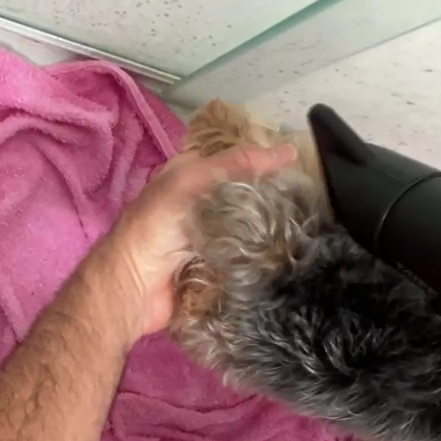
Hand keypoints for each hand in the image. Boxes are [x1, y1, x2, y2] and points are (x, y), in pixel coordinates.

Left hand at [84, 142, 295, 339]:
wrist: (132, 289)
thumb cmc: (153, 229)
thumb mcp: (189, 183)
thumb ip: (233, 165)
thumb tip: (290, 152)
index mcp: (188, 180)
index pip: (233, 164)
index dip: (262, 163)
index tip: (299, 168)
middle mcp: (198, 209)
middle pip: (243, 200)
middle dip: (271, 202)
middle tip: (308, 204)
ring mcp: (205, 243)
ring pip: (246, 232)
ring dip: (269, 234)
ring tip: (306, 231)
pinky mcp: (212, 273)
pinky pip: (242, 264)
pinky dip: (259, 263)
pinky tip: (285, 259)